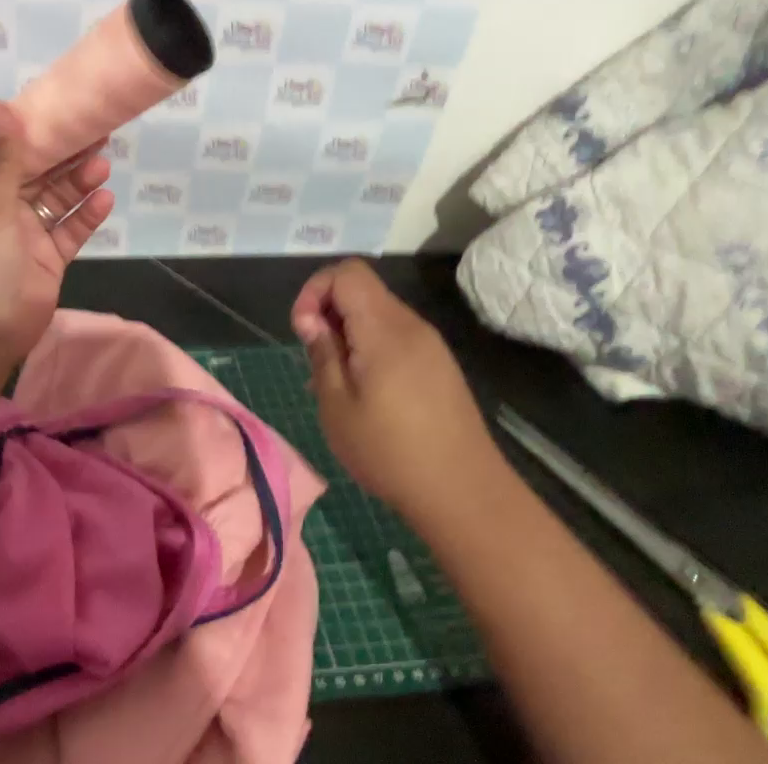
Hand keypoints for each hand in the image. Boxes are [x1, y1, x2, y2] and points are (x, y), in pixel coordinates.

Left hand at [0, 100, 114, 362]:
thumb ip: (3, 157)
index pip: (1, 148)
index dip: (28, 128)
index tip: (58, 105)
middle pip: (35, 171)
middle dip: (64, 152)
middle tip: (98, 128)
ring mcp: (24, 235)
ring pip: (56, 199)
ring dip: (78, 181)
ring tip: (104, 162)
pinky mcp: (46, 260)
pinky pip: (69, 231)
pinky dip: (86, 215)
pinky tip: (105, 198)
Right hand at [291, 259, 504, 520]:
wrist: (464, 494)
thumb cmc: (389, 452)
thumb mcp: (337, 406)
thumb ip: (322, 353)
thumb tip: (313, 321)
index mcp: (385, 329)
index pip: (347, 273)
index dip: (315, 291)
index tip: (303, 333)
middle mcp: (411, 327)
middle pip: (362, 292)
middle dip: (329, 315)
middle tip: (315, 365)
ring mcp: (430, 347)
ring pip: (377, 317)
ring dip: (347, 337)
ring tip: (335, 387)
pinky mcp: (439, 367)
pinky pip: (395, 340)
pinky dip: (370, 351)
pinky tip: (364, 396)